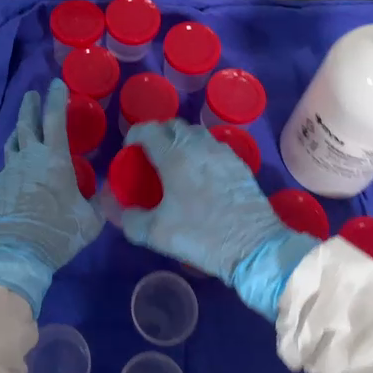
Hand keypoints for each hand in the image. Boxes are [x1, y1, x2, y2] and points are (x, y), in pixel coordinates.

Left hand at [0, 79, 103, 315]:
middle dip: (30, 105)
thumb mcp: (91, 219)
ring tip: (23, 128)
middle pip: (27, 122)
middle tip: (32, 94)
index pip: (54, 118)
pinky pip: (4, 168)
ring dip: (19, 131)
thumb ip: (99, 202)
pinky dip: (11, 164)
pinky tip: (15, 171)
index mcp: (53, 158)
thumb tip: (107, 192)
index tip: (57, 84)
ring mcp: (8, 170)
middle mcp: (28, 157)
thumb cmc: (59, 232)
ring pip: (12, 142)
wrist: (19, 253)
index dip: (56, 98)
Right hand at [115, 119, 318, 320]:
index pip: (148, 129)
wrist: (253, 246)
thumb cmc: (201, 235)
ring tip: (175, 162)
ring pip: (196, 133)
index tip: (129, 150)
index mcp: (174, 156)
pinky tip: (201, 173)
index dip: (134, 135)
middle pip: (173, 126)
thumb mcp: (156, 233)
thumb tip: (119, 209)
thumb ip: (130, 218)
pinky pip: (214, 147)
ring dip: (181, 140)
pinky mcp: (240, 164)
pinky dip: (202, 151)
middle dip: (158, 134)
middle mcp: (198, 146)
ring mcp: (222, 152)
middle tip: (150, 155)